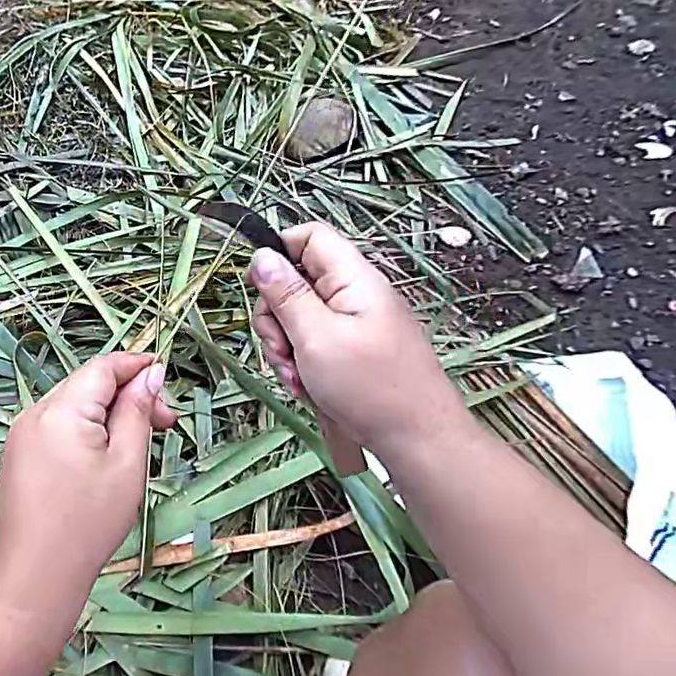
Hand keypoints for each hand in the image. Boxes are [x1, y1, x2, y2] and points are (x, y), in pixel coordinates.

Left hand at [0, 352, 176, 624]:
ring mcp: (21, 435)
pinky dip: (87, 430)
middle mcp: (34, 413)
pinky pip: (59, 427)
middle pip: (88, 384)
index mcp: (60, 409)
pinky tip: (107, 456)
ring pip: (74, 406)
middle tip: (165, 422)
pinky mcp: (18, 456)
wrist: (32, 577)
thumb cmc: (88, 523)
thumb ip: (137, 411)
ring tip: (139, 442)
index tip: (167, 379)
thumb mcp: (127, 463)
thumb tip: (151, 374)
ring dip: (109, 413)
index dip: (137, 366)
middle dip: (128, 394)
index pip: (103, 367)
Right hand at [247, 222, 466, 458]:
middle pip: (295, 282)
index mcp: (353, 279)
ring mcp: (353, 323)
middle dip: (276, 317)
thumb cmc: (374, 390)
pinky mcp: (351, 348)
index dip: (277, 254)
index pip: (309, 237)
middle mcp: (354, 295)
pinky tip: (307, 385)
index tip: (260, 289)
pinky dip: (302, 363)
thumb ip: (286, 295)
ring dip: (286, 347)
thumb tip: (262, 257)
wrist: (415, 438)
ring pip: (299, 318)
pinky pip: (312, 343)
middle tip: (282, 349)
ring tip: (297, 376)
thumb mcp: (316, 338)